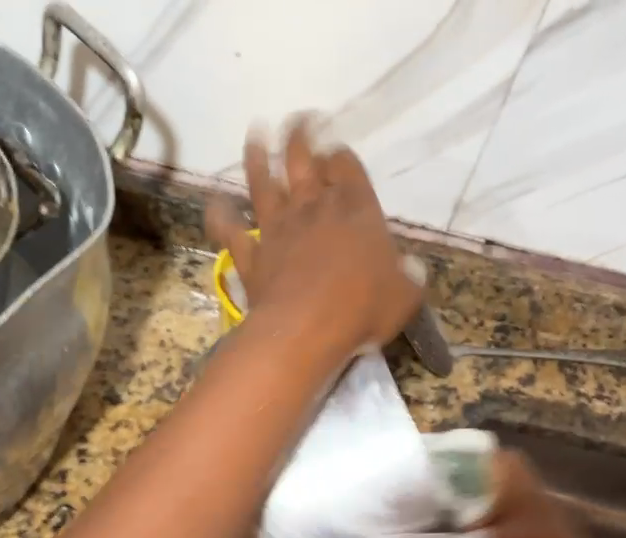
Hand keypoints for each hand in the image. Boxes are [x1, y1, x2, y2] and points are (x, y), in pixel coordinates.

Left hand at [205, 118, 421, 360]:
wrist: (306, 329)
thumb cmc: (362, 309)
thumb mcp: (403, 295)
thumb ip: (406, 277)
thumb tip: (410, 270)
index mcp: (356, 210)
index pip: (347, 167)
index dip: (340, 154)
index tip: (335, 146)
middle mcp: (313, 209)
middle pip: (303, 161)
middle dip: (299, 136)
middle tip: (297, 120)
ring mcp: (277, 230)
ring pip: (263, 184)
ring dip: (257, 157)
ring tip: (254, 135)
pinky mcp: (251, 255)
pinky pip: (231, 230)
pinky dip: (221, 215)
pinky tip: (215, 203)